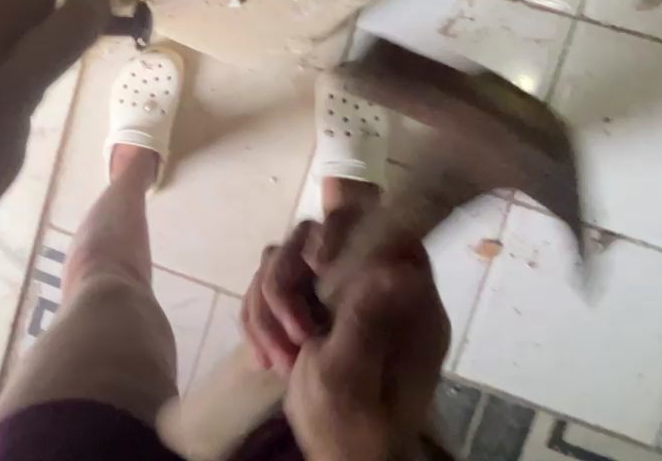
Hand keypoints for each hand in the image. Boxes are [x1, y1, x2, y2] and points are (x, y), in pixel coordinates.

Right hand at [282, 244, 448, 460]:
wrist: (339, 457)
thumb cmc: (357, 425)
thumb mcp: (354, 373)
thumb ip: (365, 312)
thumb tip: (396, 264)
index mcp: (403, 292)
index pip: (379, 224)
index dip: (342, 231)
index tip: (318, 265)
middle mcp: (368, 278)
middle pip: (315, 235)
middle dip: (288, 286)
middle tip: (295, 332)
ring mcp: (334, 287)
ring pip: (282, 257)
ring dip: (268, 309)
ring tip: (280, 359)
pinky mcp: (305, 298)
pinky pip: (265, 281)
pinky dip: (257, 317)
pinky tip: (266, 357)